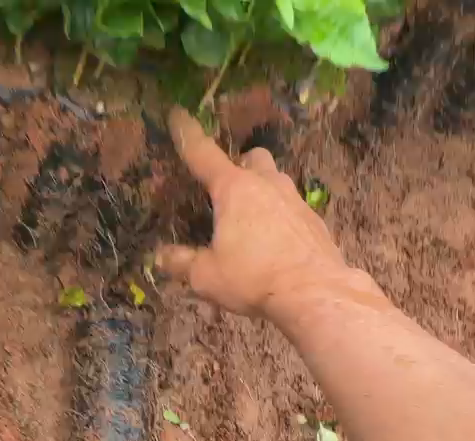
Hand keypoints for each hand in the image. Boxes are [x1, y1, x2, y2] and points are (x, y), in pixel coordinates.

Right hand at [154, 107, 388, 322]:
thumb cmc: (252, 278)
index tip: (177, 114)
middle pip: (251, 158)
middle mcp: (266, 184)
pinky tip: (271, 246)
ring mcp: (294, 199)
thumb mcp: (205, 276)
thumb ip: (181, 263)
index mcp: (234, 190)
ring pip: (274, 181)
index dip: (186, 134)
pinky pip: (290, 208)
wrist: (313, 291)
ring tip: (248, 224)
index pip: (203, 154)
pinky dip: (277, 218)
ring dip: (259, 192)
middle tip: (225, 192)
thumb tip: (161, 256)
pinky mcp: (312, 219)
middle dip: (238, 166)